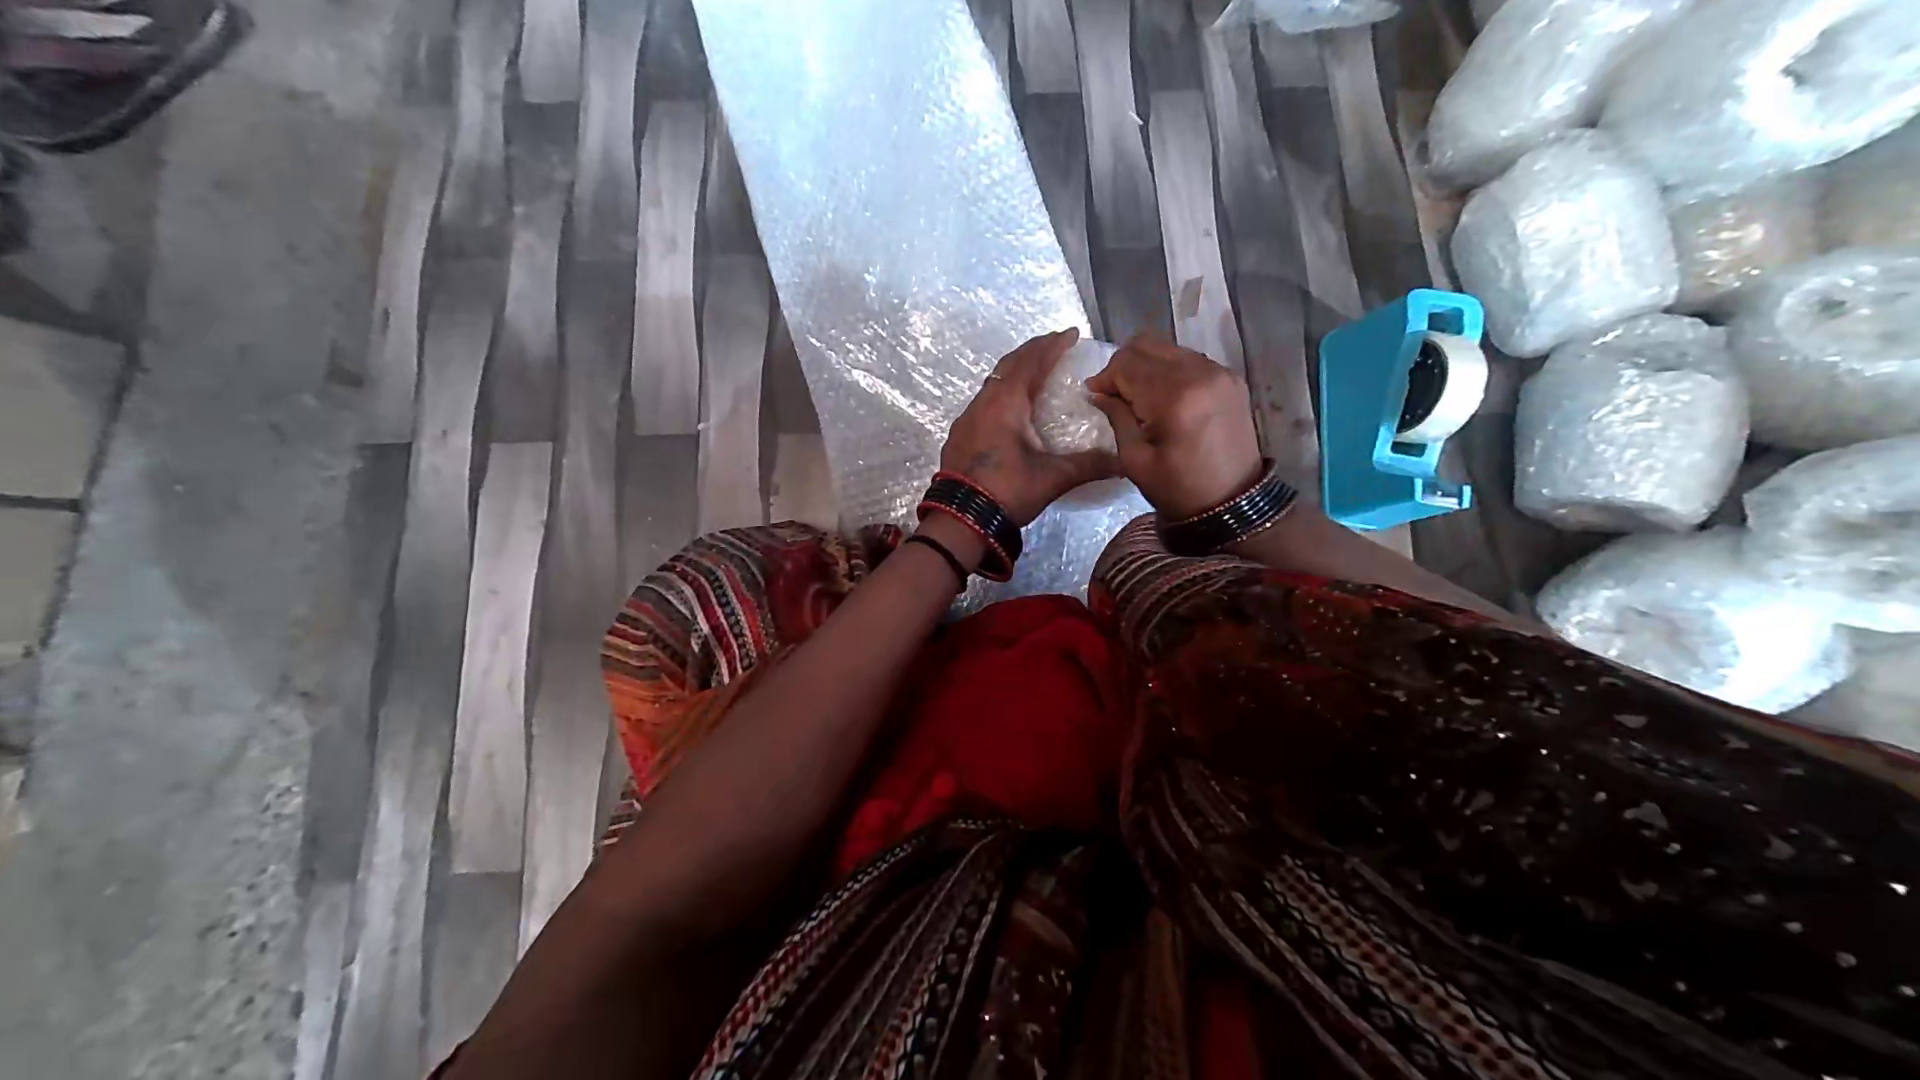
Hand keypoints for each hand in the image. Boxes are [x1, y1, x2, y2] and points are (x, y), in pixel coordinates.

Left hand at [940, 328, 1119, 525]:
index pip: (1031, 362)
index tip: (1071, 334)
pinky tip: (1011, 409)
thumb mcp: (1053, 477)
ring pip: (993, 383)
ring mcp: (967, 419)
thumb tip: (1124, 462)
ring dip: (1014, 373)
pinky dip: (1002, 394)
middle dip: (1032, 352)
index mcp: (1006, 403)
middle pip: (1008, 366)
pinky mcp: (960, 436)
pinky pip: (984, 402)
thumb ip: (1089, 465)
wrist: (961, 520)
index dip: (1052, 345)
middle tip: (1054, 346)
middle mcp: (983, 403)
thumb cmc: (1008, 490)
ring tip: (1035, 374)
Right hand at [1086, 336, 1263, 518]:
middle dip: (1123, 365)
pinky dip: (1168, 370)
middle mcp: (1199, 373)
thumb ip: (1117, 418)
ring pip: (1168, 348)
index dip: (1104, 377)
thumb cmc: (1178, 489)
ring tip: (1137, 395)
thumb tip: (1099, 393)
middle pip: (1147, 345)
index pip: (1127, 365)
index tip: (1094, 393)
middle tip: (1113, 391)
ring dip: (1146, 365)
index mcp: (1174, 397)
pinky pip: (1189, 359)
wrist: (1233, 503)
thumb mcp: (1135, 460)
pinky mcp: (1230, 378)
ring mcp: (1219, 372)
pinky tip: (1162, 396)